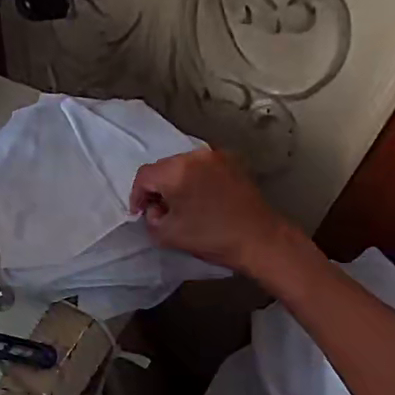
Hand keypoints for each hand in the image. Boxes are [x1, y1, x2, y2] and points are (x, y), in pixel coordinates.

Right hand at [129, 148, 298, 272]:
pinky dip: (196, 181)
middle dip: (157, 188)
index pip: (144, 176)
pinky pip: (204, 168)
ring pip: (184, 167)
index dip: (137, 196)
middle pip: (164, 168)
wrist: (258, 238)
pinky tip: (201, 201)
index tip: (139, 214)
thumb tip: (155, 208)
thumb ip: (150, 218)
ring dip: (177, 184)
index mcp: (177, 171)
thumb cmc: (210, 237)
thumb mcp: (167, 235)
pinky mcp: (234, 163)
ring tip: (181, 206)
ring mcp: (218, 157)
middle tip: (159, 211)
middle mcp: (196, 156)